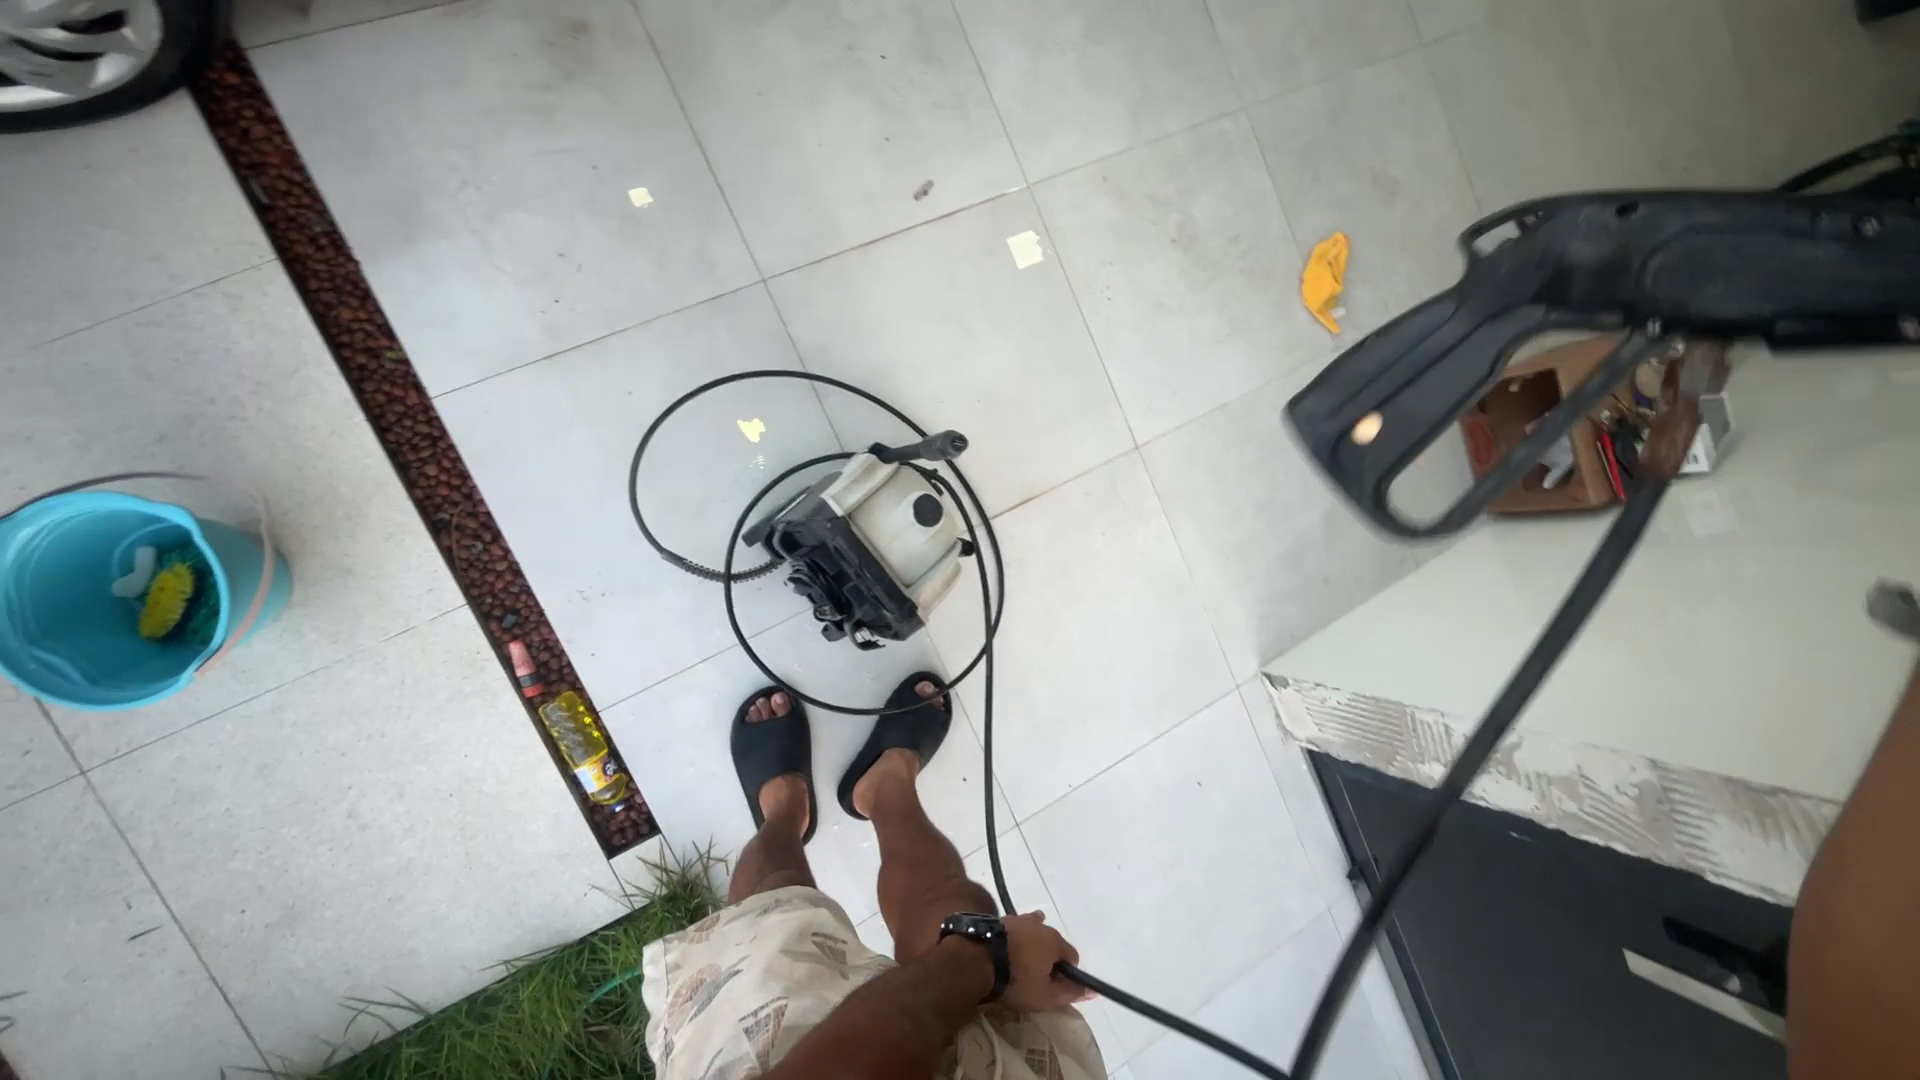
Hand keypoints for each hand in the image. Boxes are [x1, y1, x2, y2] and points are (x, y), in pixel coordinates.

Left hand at [1001, 911, 1095, 1012]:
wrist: (977, 959)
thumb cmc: (1017, 980)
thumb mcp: (1046, 996)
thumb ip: (1070, 992)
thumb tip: (1092, 991)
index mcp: (1055, 941)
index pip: (1072, 957)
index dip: (1066, 974)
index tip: (1053, 986)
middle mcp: (1040, 925)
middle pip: (1052, 942)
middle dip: (1049, 957)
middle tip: (1036, 977)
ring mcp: (1019, 919)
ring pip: (1033, 932)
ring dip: (1031, 945)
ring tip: (1021, 962)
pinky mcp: (1000, 920)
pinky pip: (1015, 930)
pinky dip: (1014, 939)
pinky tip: (1006, 949)